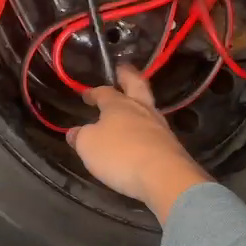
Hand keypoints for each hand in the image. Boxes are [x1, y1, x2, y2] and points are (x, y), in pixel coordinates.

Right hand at [69, 65, 212, 222]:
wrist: (164, 176)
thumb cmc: (120, 155)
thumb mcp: (89, 146)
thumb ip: (81, 136)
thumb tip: (75, 131)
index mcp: (118, 105)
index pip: (104, 92)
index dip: (94, 92)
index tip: (86, 94)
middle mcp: (141, 109)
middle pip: (136, 85)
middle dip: (128, 76)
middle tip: (123, 69)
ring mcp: (159, 126)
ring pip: (148, 107)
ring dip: (139, 104)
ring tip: (131, 107)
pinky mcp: (171, 145)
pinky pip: (154, 130)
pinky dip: (146, 128)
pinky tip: (141, 135)